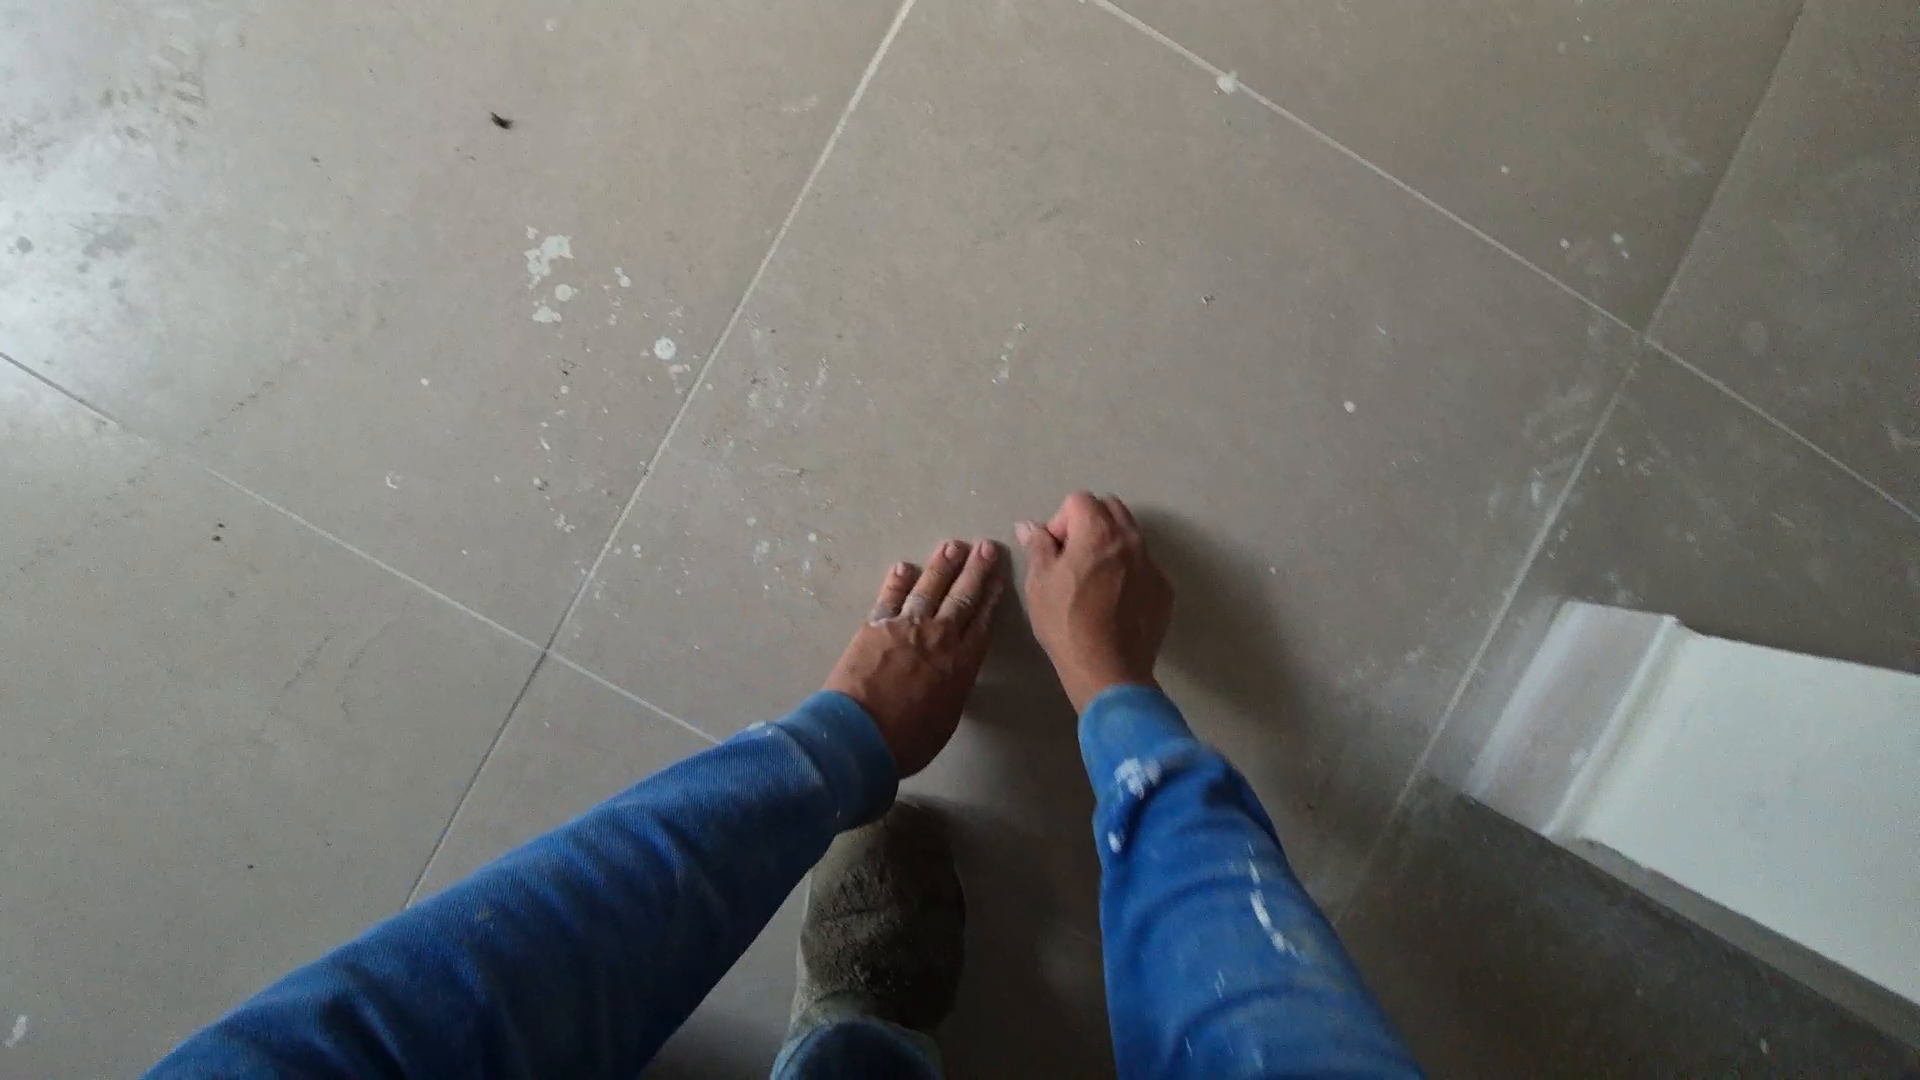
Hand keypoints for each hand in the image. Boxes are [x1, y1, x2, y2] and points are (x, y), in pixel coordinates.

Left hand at [824, 539, 1005, 776]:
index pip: (982, 623)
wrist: (860, 734)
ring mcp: (906, 627)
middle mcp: (939, 638)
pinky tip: (904, 567)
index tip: (999, 580)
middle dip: (976, 571)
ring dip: (942, 566)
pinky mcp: (875, 626)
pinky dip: (898, 582)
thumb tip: (951, 678)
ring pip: (929, 589)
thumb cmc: (907, 740)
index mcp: (962, 664)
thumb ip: (952, 691)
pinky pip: (890, 598)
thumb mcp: (945, 721)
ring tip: (953, 546)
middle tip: (986, 547)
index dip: (992, 599)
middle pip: (962, 598)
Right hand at [1015, 492, 1173, 713]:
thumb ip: (1037, 546)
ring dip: (1110, 544)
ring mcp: (1152, 564)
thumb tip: (1029, 526)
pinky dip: (1128, 570)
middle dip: (1089, 522)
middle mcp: (1131, 540)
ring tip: (1093, 579)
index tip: (1055, 550)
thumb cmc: (1065, 623)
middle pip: (1111, 508)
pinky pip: (1144, 564)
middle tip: (1073, 556)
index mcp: (1098, 532)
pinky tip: (1113, 601)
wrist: (1108, 669)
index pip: (1080, 499)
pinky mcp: (1164, 589)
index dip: (1061, 520)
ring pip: (1131, 535)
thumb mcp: (1039, 583)